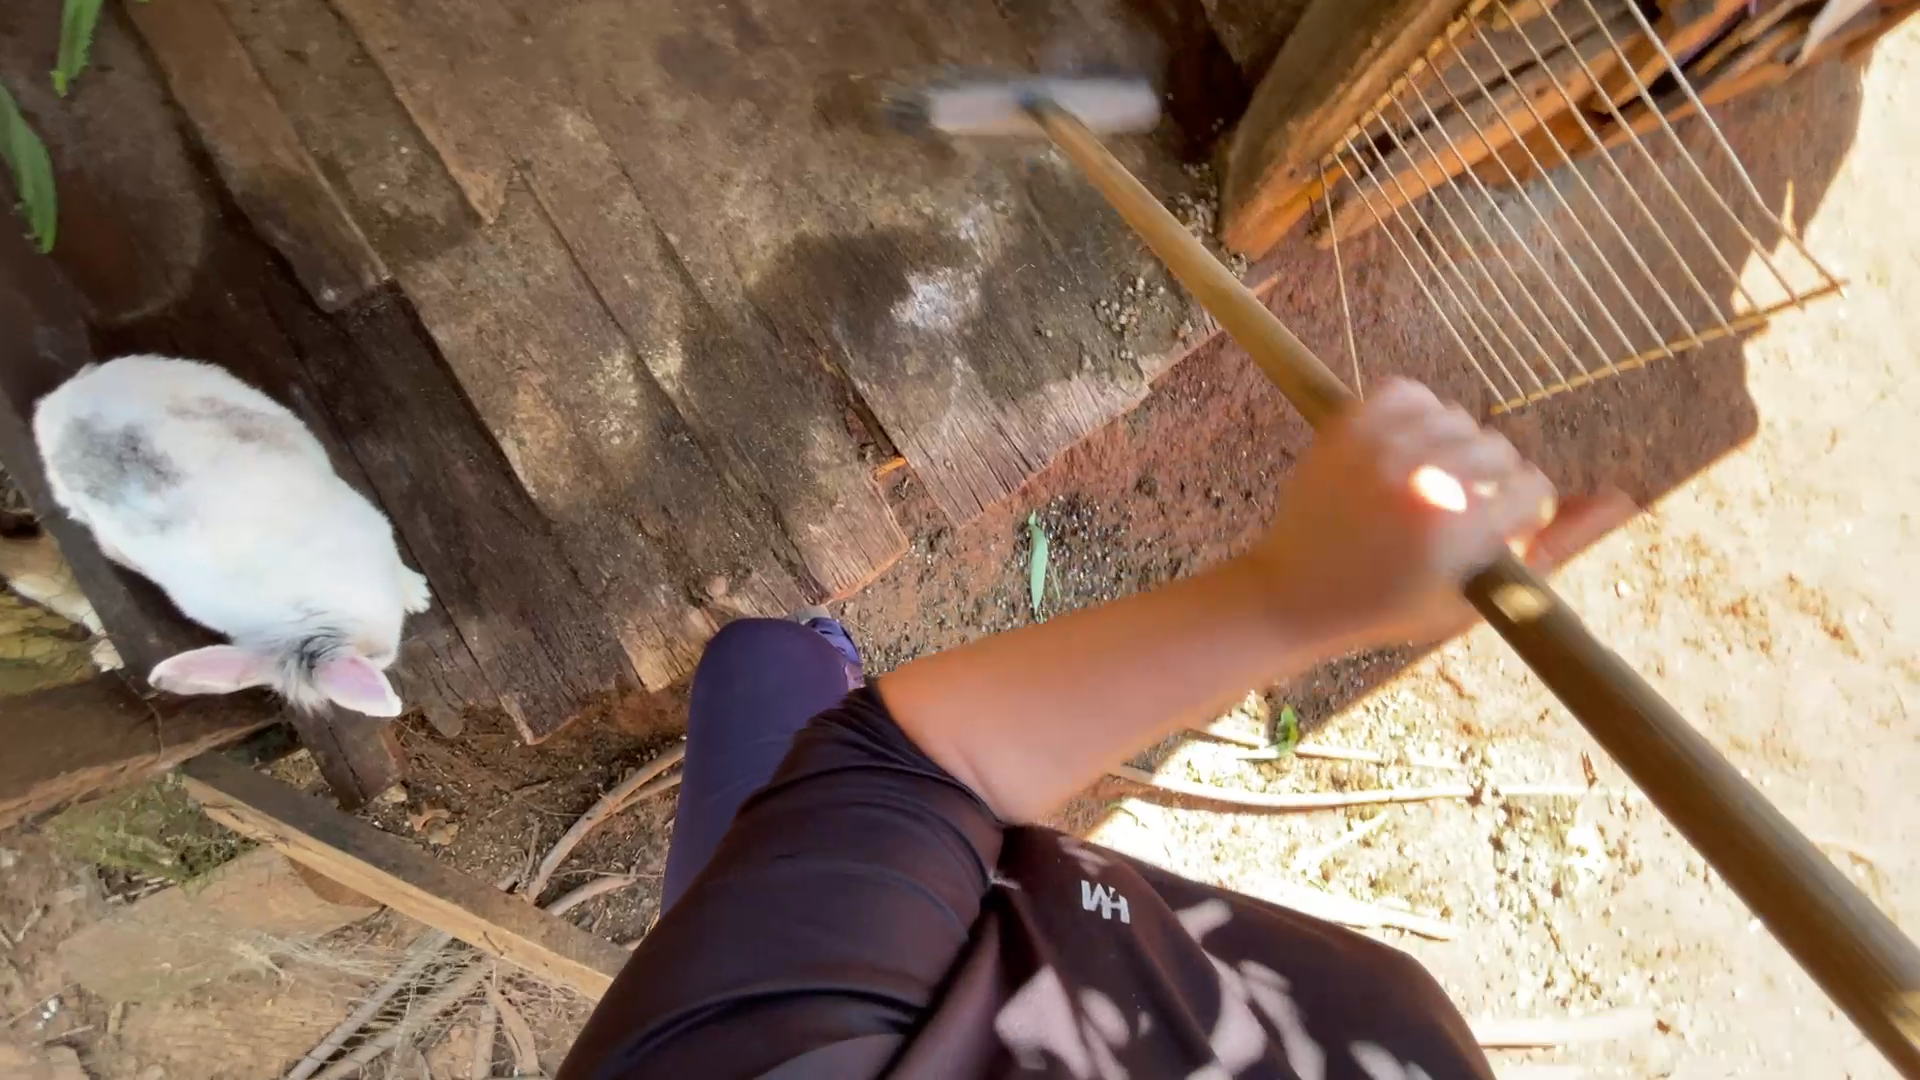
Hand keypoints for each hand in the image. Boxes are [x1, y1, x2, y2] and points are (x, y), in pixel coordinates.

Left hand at [1247, 379, 1557, 653]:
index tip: (1481, 533)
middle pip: (1498, 448)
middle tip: (1446, 511)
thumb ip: (1552, 547)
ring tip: (1421, 482)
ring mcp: (1379, 449)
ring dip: (1449, 447)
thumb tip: (1623, 496)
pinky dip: (1412, 411)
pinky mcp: (1343, 430)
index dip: (1515, 515)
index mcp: (1463, 524)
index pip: (1535, 487)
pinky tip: (1403, 446)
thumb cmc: (1389, 605)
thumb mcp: (1478, 596)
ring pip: (1456, 417)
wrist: (1293, 594)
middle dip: (1484, 482)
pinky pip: (1404, 390)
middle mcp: (1424, 477)